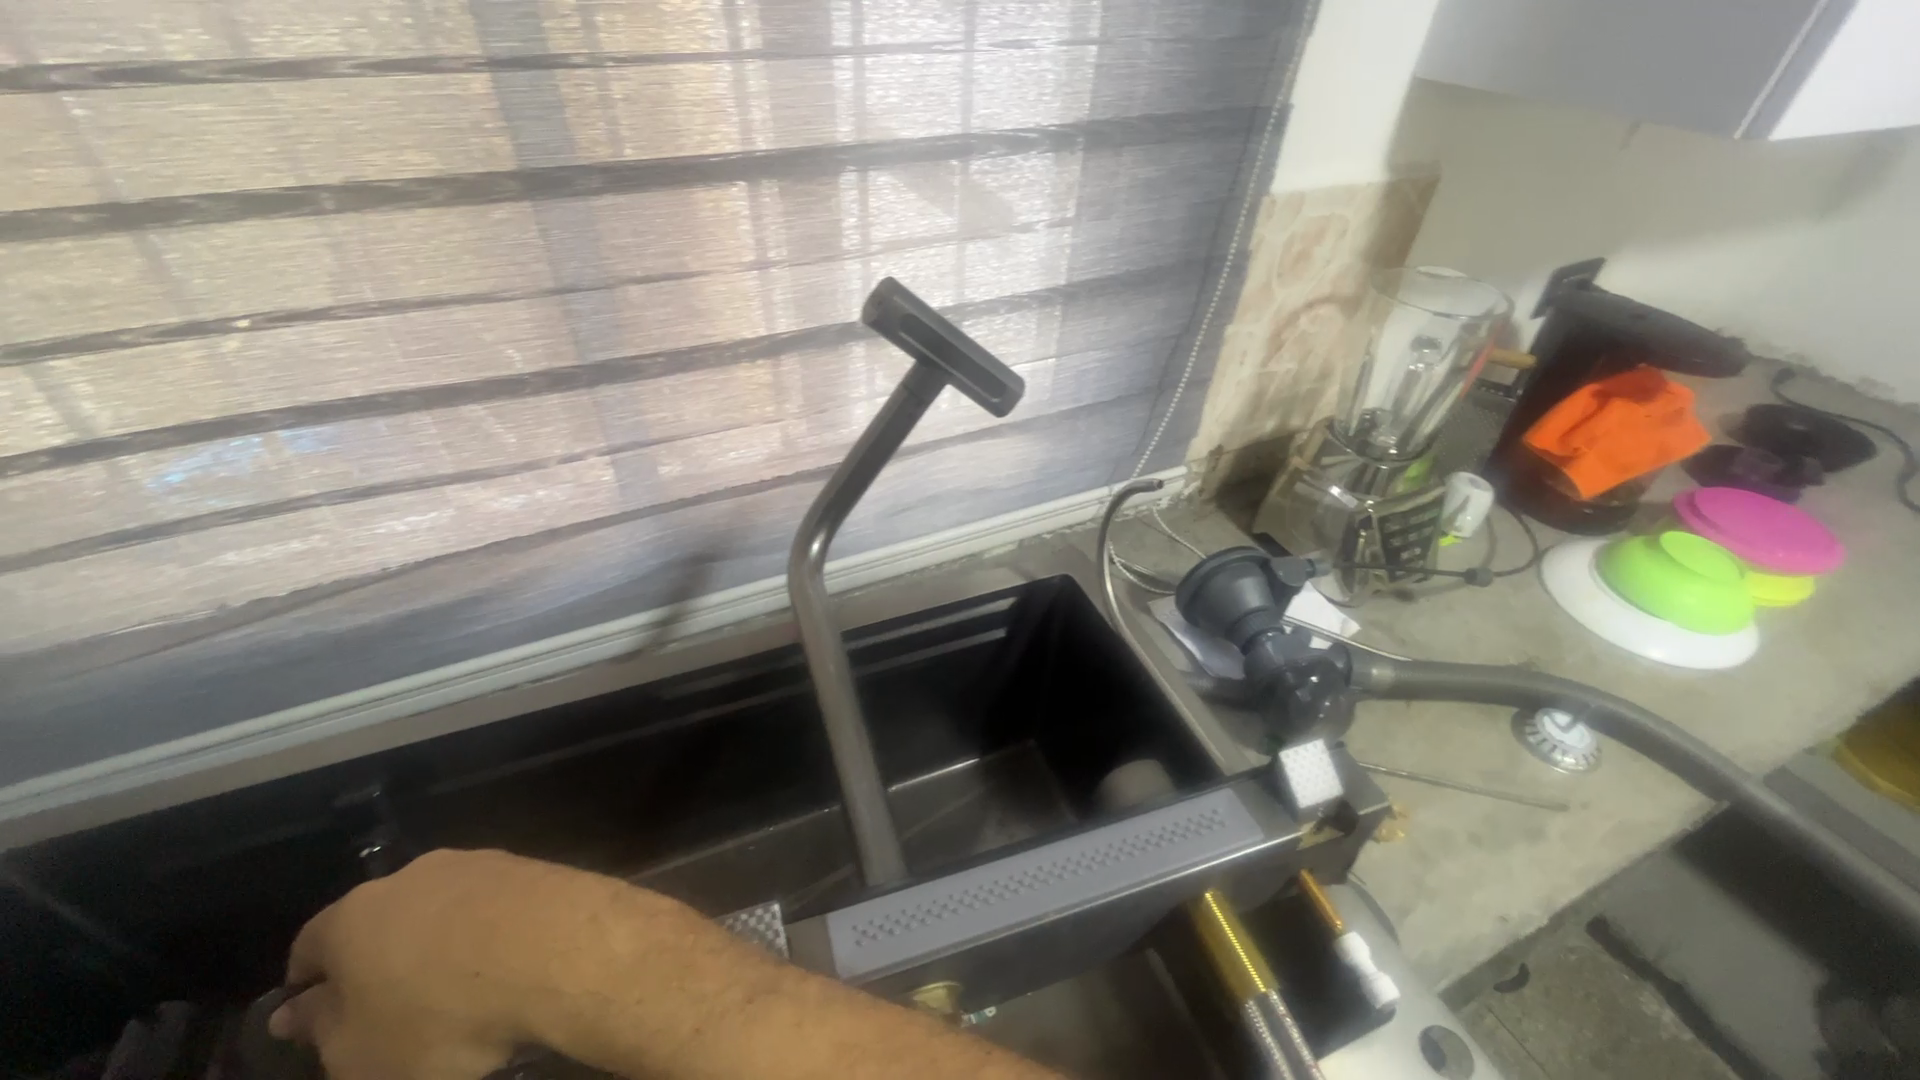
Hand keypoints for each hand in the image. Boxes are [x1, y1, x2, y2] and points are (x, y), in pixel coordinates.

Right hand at [268, 849, 654, 1079]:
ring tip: (458, 989)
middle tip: (393, 1004)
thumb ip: (322, 1030)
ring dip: (443, 944)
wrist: (558, 949)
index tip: (315, 1012)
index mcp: (354, 915)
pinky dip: (494, 935)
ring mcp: (479, 865)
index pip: (312, 943)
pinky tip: (507, 966)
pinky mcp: (532, 868)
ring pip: (445, 909)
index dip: (309, 981)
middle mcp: (414, 875)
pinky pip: (497, 908)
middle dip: (383, 959)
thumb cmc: (441, 1013)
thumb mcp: (360, 1053)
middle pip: (383, 919)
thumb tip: (295, 1011)